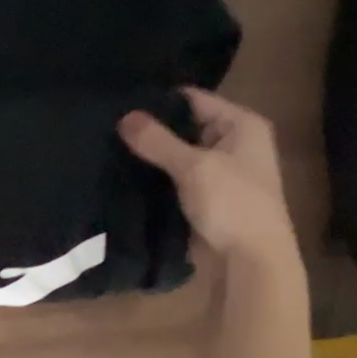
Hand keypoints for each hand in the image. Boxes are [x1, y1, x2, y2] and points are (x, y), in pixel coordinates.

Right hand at [118, 88, 296, 261]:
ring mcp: (218, 172)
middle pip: (184, 128)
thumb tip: (124, 116)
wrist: (249, 257)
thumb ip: (158, 142)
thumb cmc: (232, 203)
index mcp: (242, 125)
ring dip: (150, 159)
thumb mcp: (194, 167)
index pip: (194, 100)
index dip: (160, 102)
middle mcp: (232, 143)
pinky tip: (125, 179)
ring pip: (177, 157)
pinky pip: (174, 180)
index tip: (120, 105)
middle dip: (151, 132)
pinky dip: (155, 180)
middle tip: (107, 131)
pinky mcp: (204, 197)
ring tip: (109, 153)